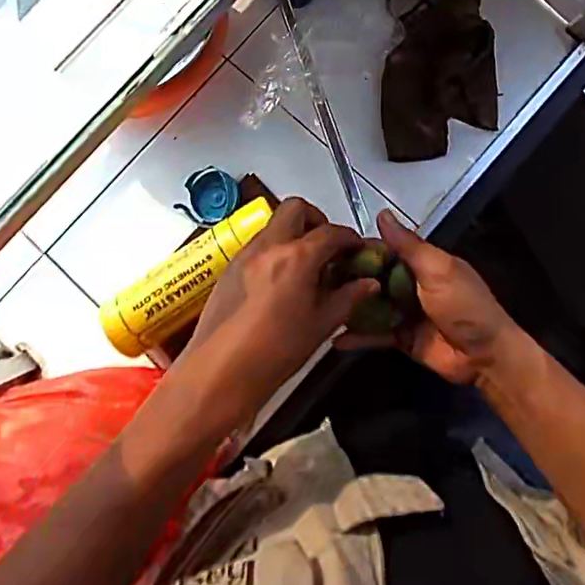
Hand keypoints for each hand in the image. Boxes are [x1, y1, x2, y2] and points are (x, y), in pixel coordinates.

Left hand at [175, 198, 373, 426]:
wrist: (218, 375)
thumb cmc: (271, 354)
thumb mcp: (321, 326)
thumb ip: (347, 298)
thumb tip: (366, 284)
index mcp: (296, 258)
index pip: (331, 231)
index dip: (349, 238)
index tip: (356, 249)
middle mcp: (268, 248)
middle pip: (296, 208)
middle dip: (317, 219)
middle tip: (329, 246)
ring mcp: (245, 256)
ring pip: (274, 225)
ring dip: (294, 234)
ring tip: (307, 266)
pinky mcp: (229, 270)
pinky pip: (257, 246)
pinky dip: (275, 250)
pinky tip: (283, 282)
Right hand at [336, 210, 522, 385]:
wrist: (484, 355)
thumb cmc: (465, 305)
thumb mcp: (438, 269)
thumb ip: (408, 245)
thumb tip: (383, 215)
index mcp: (424, 264)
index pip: (387, 251)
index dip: (362, 250)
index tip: (332, 250)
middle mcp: (412, 285)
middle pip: (375, 279)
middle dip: (350, 279)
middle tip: (317, 280)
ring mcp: (406, 313)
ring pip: (372, 307)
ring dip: (351, 307)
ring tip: (319, 307)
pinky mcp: (402, 339)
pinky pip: (376, 336)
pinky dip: (358, 337)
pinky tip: (334, 338)